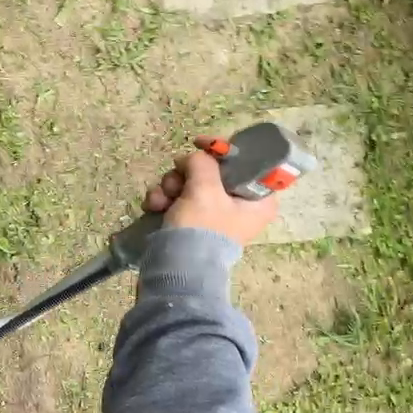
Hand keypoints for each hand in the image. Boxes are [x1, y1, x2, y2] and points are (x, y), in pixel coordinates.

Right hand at [142, 138, 279, 246]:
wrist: (177, 268)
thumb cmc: (200, 229)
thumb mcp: (204, 190)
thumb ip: (202, 164)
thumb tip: (195, 156)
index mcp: (258, 200)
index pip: (246, 163)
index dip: (222, 151)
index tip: (200, 144)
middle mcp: (238, 206)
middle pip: (210, 172)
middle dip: (185, 174)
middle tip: (175, 183)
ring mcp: (212, 215)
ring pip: (188, 184)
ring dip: (168, 187)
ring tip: (160, 201)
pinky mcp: (189, 222)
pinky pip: (175, 199)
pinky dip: (162, 200)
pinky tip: (154, 208)